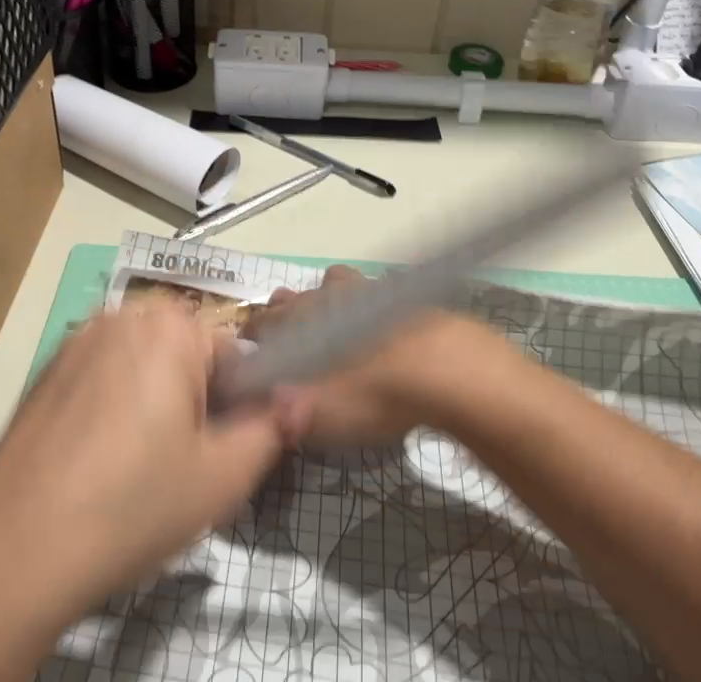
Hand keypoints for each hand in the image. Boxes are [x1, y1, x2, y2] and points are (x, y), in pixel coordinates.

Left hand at [0, 296, 285, 611]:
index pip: (234, 352)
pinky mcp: (43, 374)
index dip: (241, 403)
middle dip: (197, 398)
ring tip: (142, 467)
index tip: (227, 451)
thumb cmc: (133, 507)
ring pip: (141, 365)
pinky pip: (101, 378)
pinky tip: (101, 464)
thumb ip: (273, 428)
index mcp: (170, 327)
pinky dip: (113, 408)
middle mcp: (120, 317)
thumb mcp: (225, 477)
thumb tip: (291, 403)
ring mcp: (73, 343)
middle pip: (185, 352)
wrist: (16, 552)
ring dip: (155, 402)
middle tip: (187, 462)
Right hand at [245, 266, 501, 448]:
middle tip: (287, 336)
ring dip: (326, 297)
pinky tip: (379, 324)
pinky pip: (376, 291)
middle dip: (286, 313)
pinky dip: (370, 304)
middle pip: (296, 298)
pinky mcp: (407, 296)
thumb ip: (295, 414)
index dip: (255, 335)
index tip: (251, 350)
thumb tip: (278, 414)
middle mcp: (329, 299)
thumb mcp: (325, 416)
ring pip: (335, 283)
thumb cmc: (376, 393)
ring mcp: (370, 291)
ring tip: (332, 321)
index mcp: (303, 322)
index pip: (265, 321)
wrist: (449, 369)